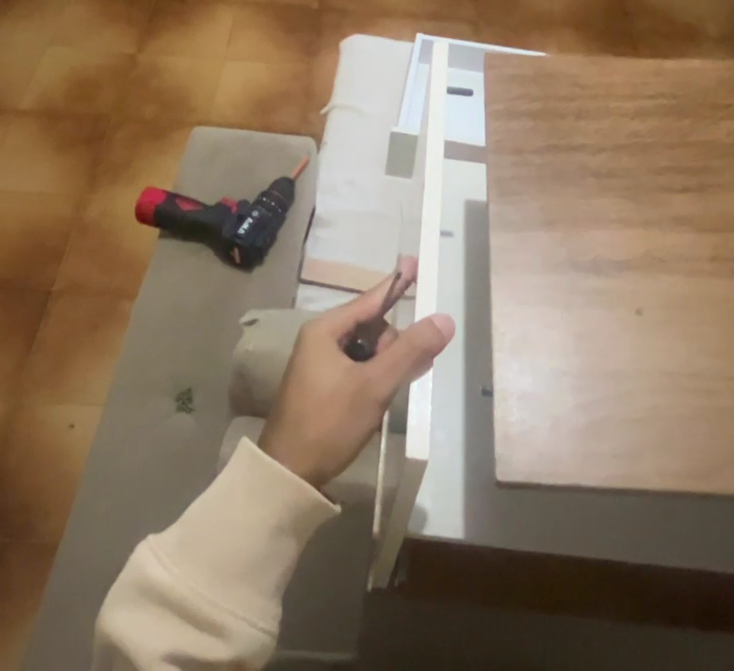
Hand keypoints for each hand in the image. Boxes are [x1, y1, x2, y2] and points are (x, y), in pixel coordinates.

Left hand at [258, 259, 454, 488]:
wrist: (289, 472)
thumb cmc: (329, 422)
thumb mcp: (374, 385)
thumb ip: (410, 351)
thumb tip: (443, 319)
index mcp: (326, 330)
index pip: (370, 300)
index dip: (395, 283)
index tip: (413, 262)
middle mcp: (320, 340)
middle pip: (372, 327)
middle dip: (393, 346)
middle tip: (398, 376)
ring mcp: (320, 363)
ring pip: (368, 350)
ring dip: (386, 364)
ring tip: (390, 390)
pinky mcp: (324, 385)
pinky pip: (359, 367)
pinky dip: (376, 376)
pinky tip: (383, 395)